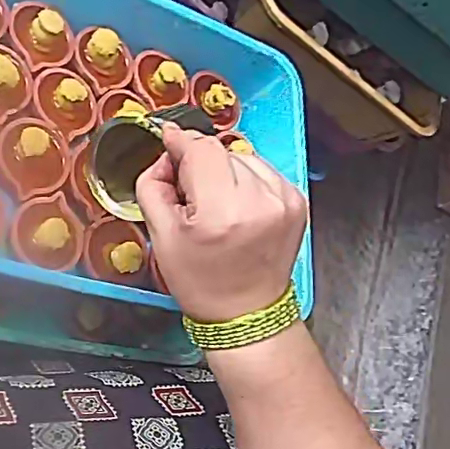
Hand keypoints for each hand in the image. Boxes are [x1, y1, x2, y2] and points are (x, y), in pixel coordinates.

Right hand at [135, 123, 306, 322]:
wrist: (245, 311)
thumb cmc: (201, 281)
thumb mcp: (161, 238)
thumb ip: (153, 188)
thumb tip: (165, 158)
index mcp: (220, 213)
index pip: (200, 150)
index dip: (179, 141)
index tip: (166, 137)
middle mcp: (258, 199)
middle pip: (220, 151)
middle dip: (198, 163)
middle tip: (185, 192)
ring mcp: (283, 198)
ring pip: (242, 157)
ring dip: (222, 170)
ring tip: (212, 203)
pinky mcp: (296, 199)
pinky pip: (261, 170)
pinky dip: (243, 180)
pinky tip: (234, 206)